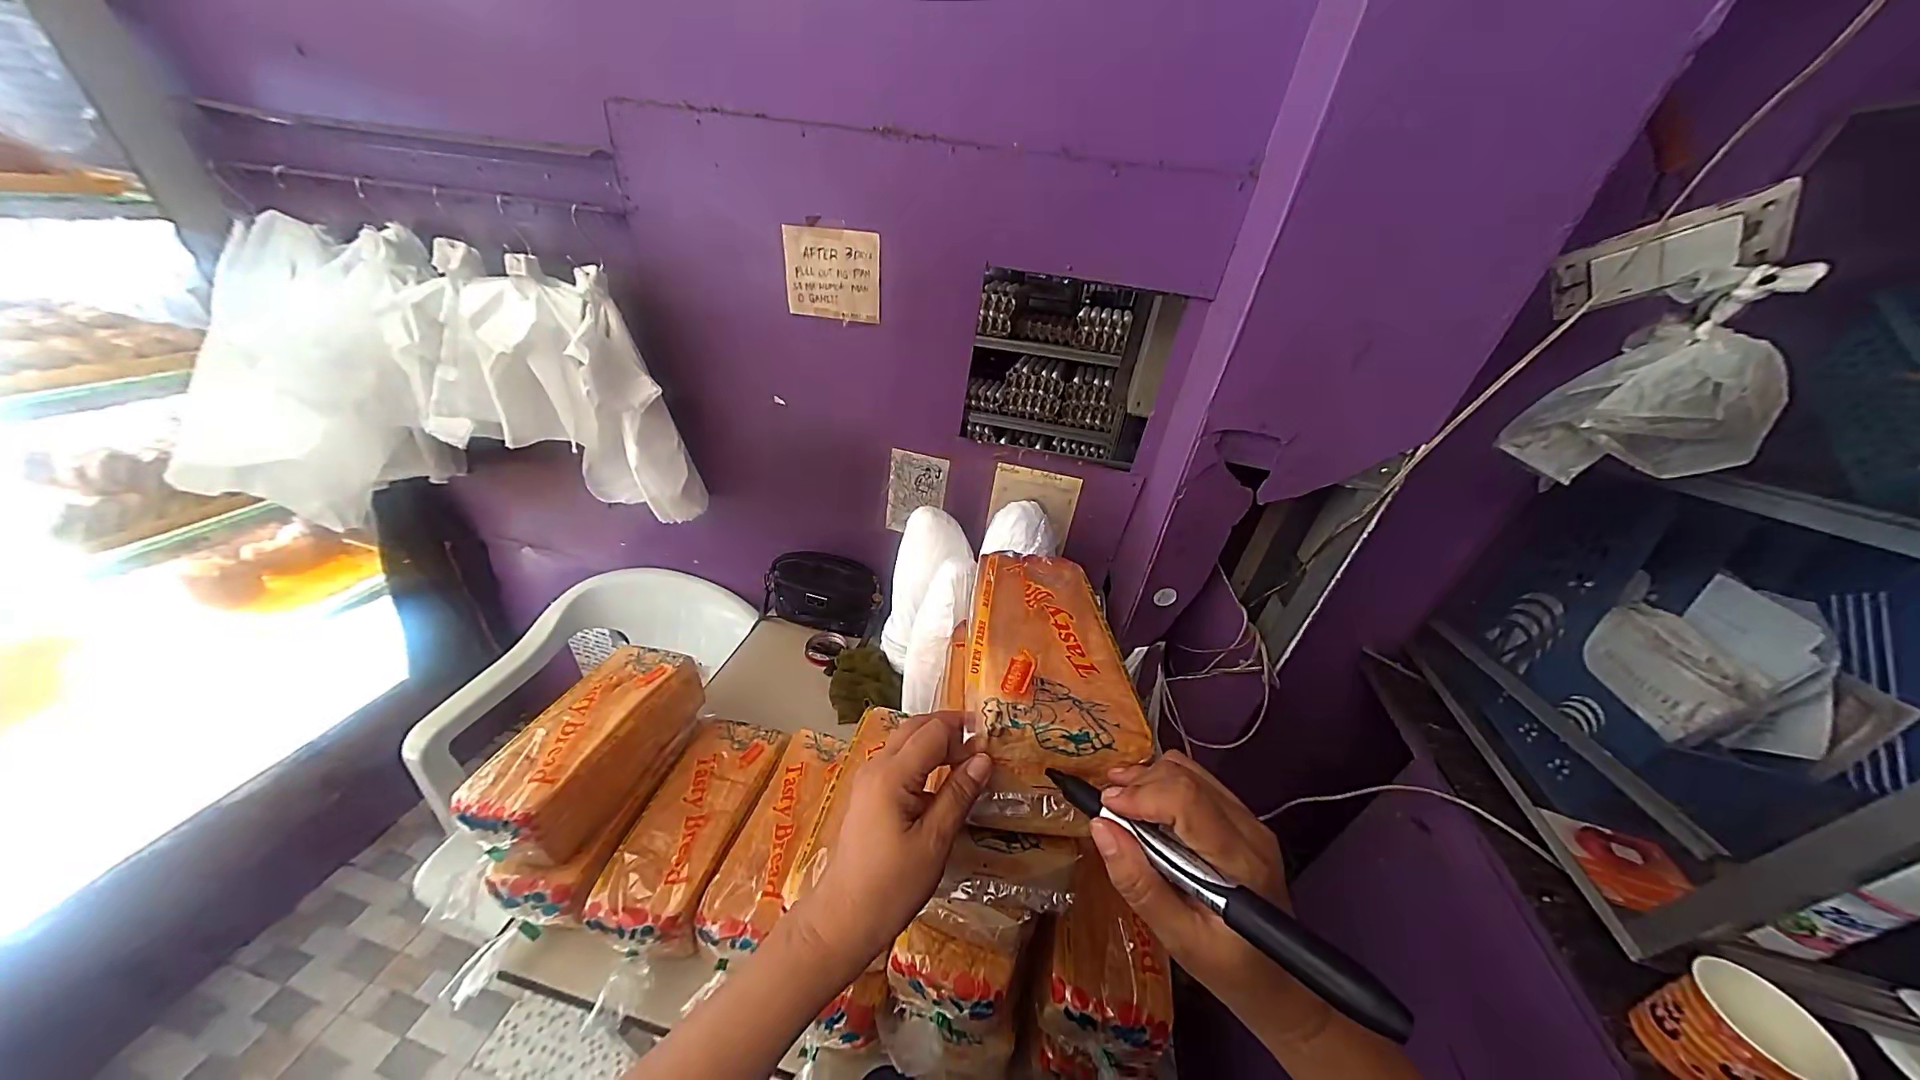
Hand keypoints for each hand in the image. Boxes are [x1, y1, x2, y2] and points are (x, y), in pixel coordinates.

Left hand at [787, 712, 992, 973]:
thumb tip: (983, 759)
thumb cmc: (891, 886)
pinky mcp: (866, 795)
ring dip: (935, 744)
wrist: (841, 920)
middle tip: (980, 749)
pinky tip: (940, 787)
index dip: (963, 729)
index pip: (933, 731)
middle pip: (915, 728)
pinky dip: (922, 762)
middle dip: (949, 730)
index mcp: (892, 774)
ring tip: (966, 765)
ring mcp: (867, 780)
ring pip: (905, 742)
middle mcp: (876, 767)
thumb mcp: (934, 842)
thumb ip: (958, 795)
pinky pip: (897, 762)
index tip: (991, 742)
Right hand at [1090, 752, 1330, 1041]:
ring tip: (1118, 800)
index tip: (1105, 808)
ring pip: (1190, 770)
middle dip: (1138, 784)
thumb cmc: (1232, 971)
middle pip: (1185, 777)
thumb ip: (1140, 885)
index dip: (1140, 794)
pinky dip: (1162, 783)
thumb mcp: (1180, 940)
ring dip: (1147, 778)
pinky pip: (1197, 780)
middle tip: (1106, 806)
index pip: (1187, 800)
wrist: (1282, 986)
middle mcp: (1250, 830)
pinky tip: (1143, 803)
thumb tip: (1101, 829)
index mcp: (1240, 862)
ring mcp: (1250, 820)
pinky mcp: (1242, 818)